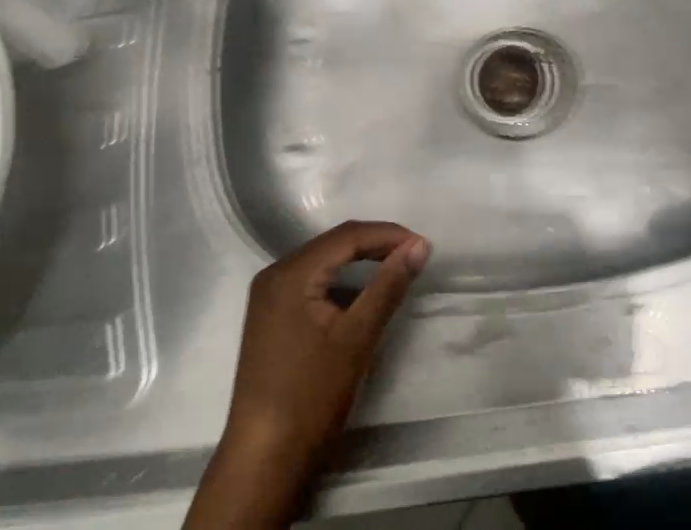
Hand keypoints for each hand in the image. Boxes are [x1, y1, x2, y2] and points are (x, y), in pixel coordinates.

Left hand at [225, 220, 431, 460]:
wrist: (266, 456)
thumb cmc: (312, 394)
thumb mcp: (358, 337)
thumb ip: (388, 286)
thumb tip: (419, 245)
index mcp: (290, 273)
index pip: (346, 236)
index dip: (387, 234)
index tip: (424, 246)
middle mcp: (274, 276)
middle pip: (332, 246)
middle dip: (375, 247)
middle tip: (415, 256)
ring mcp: (269, 299)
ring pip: (322, 266)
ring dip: (359, 267)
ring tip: (395, 274)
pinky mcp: (271, 320)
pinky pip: (312, 288)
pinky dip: (341, 288)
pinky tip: (362, 303)